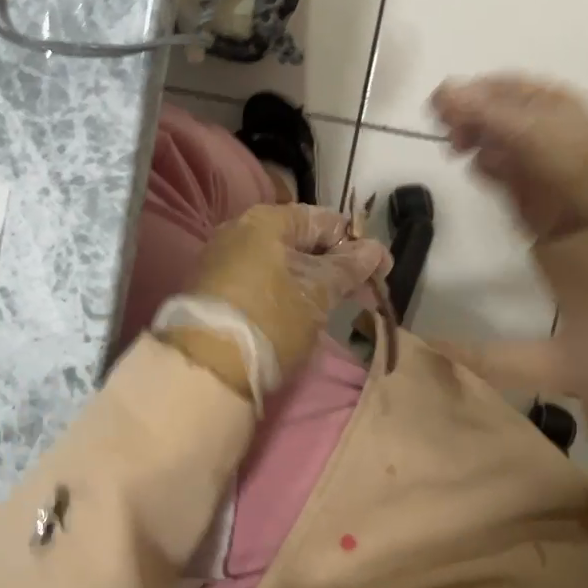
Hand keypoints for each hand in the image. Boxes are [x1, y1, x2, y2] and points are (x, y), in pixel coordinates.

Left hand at [182, 205, 390, 388]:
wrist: (205, 368)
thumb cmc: (270, 320)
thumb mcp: (317, 294)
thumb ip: (348, 268)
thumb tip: (376, 249)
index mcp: (266, 220)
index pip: (324, 220)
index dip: (357, 244)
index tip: (381, 271)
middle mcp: (240, 230)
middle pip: (300, 240)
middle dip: (336, 265)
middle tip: (365, 294)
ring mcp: (224, 258)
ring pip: (281, 262)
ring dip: (312, 280)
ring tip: (338, 306)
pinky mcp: (215, 288)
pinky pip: (262, 278)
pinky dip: (287, 290)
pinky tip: (303, 312)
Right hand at [431, 75, 587, 240]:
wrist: (586, 224)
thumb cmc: (564, 165)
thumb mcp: (525, 129)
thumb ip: (480, 110)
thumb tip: (441, 90)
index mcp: (550, 100)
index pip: (500, 86)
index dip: (469, 91)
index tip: (439, 103)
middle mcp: (538, 121)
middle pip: (489, 110)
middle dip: (465, 116)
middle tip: (443, 127)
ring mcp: (528, 151)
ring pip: (486, 136)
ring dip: (469, 140)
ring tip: (457, 150)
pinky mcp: (517, 179)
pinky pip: (490, 164)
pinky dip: (481, 165)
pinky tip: (483, 172)